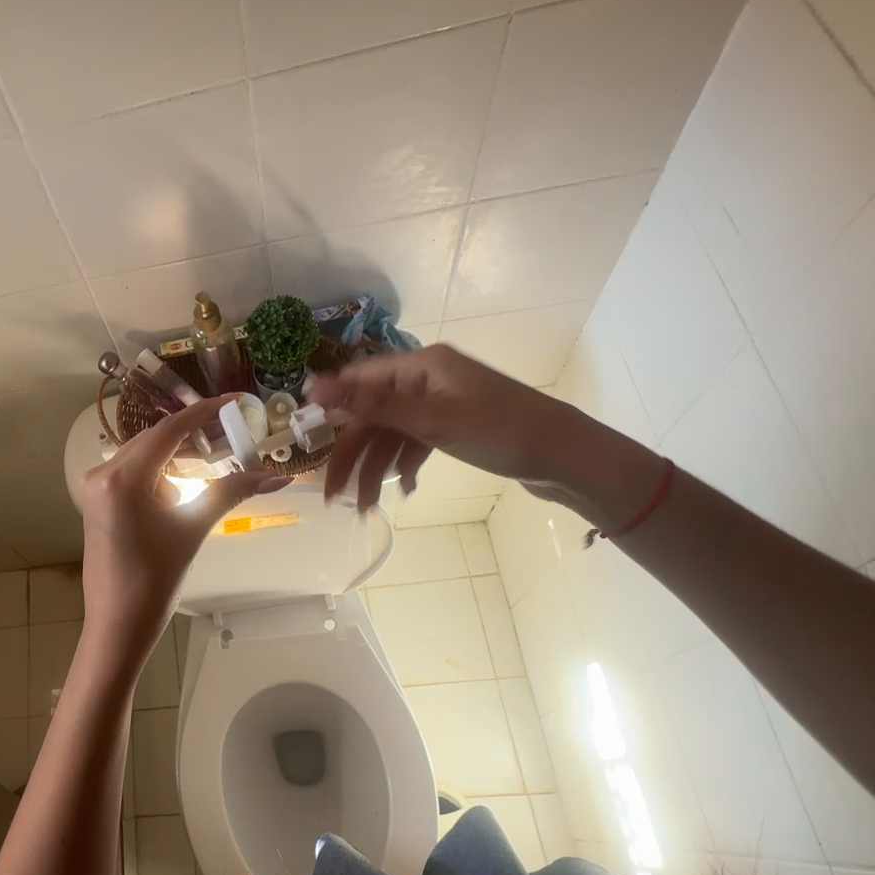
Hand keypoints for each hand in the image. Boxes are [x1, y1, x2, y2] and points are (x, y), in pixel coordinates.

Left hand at [77, 395, 289, 644]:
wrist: (117, 625)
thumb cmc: (155, 581)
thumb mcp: (192, 529)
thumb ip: (230, 492)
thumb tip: (277, 476)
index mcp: (121, 478)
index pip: (169, 430)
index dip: (205, 412)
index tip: (237, 401)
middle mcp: (101, 473)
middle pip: (155, 439)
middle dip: (194, 433)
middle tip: (234, 429)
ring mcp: (95, 487)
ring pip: (144, 455)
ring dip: (179, 453)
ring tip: (217, 453)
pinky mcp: (97, 501)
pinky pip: (133, 473)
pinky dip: (161, 471)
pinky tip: (187, 477)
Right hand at [310, 344, 661, 523]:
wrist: (568, 457)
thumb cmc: (502, 432)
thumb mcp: (432, 420)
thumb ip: (373, 404)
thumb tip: (316, 386)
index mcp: (420, 365)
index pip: (359, 382)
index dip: (331, 410)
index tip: (306, 442)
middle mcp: (427, 379)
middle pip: (373, 416)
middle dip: (354, 456)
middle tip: (334, 496)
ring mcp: (442, 404)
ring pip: (393, 435)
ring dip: (377, 469)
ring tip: (366, 508)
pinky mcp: (455, 427)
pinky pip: (415, 444)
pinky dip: (404, 466)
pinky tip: (403, 491)